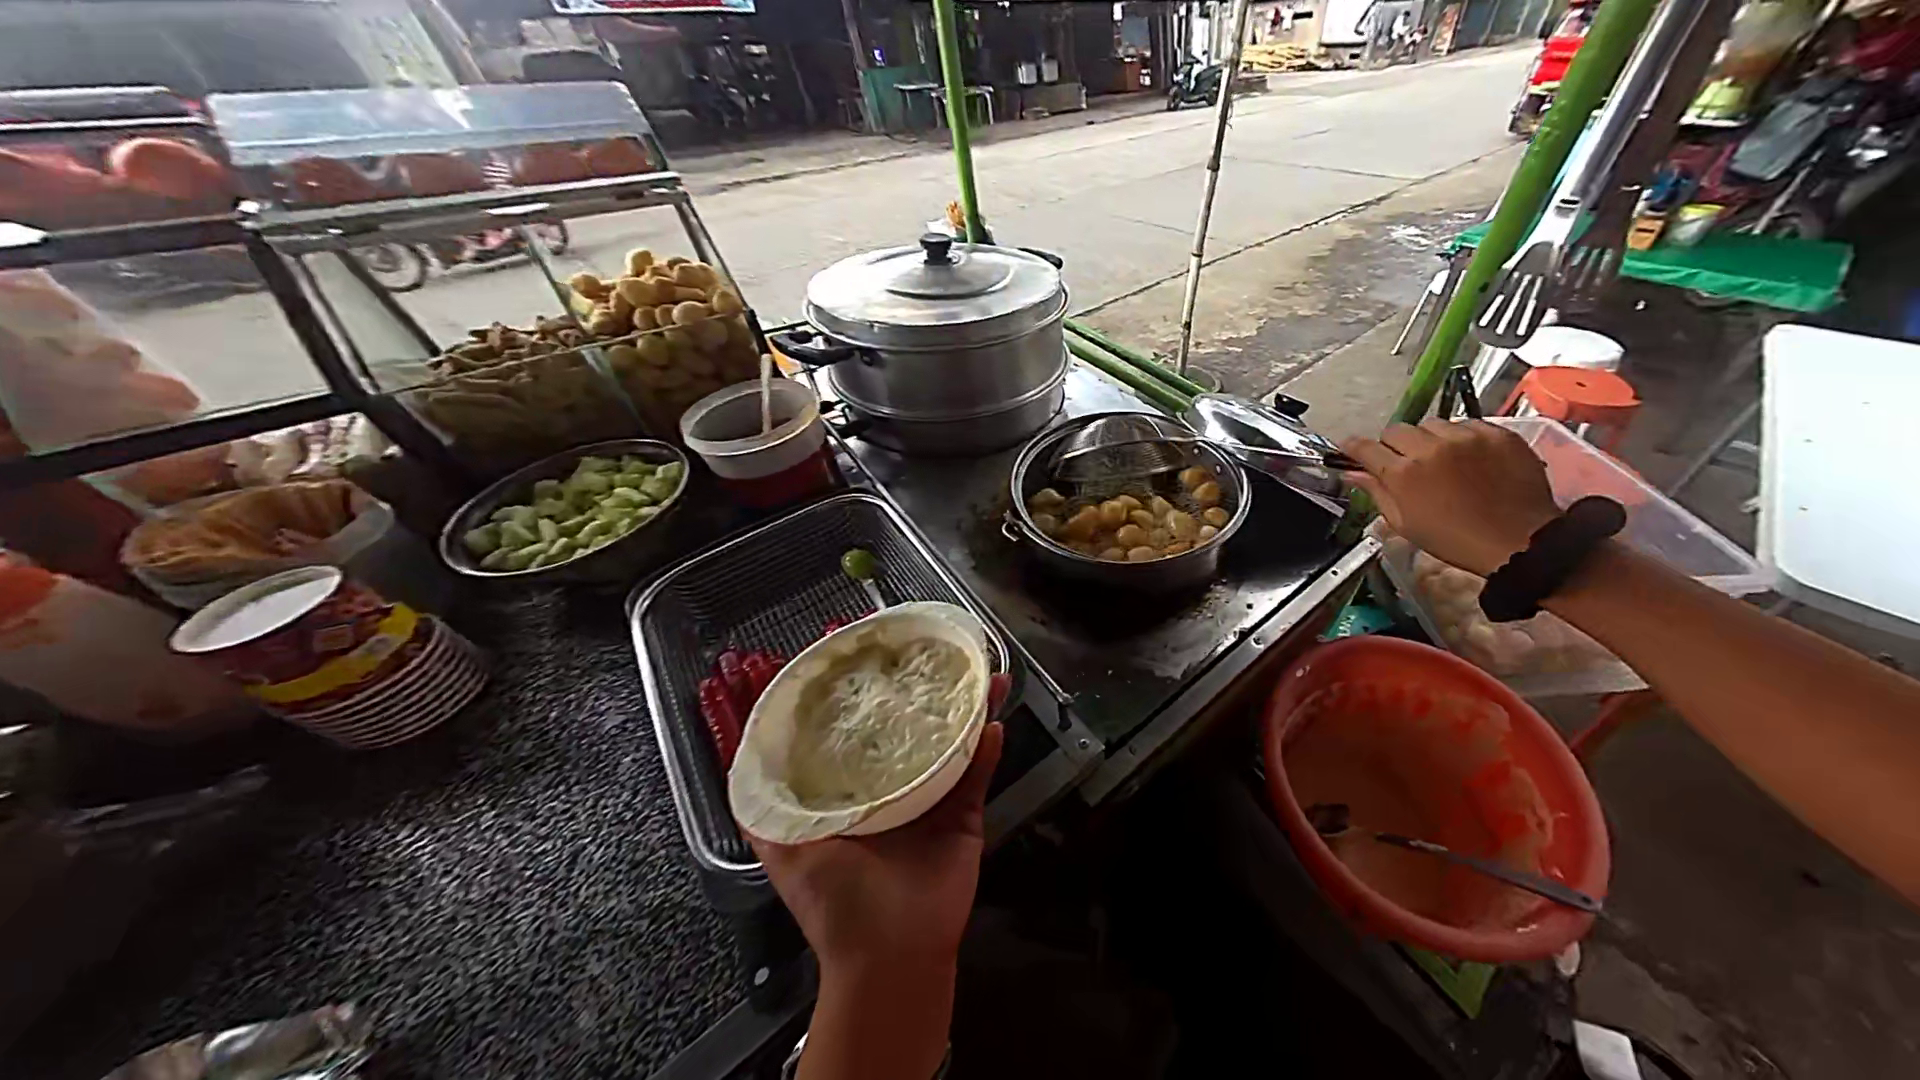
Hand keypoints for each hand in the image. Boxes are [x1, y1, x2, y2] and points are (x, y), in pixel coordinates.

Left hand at [747, 676, 1009, 981]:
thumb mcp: (784, 850)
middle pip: (911, 730)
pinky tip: (993, 719)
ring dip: (966, 710)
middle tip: (931, 654)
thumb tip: (744, 754)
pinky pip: (978, 774)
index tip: (869, 658)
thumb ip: (762, 809)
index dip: (866, 696)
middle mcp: (894, 787)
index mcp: (855, 791)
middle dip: (923, 695)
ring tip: (977, 673)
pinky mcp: (963, 816)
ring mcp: (932, 799)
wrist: (890, 956)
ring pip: (950, 743)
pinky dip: (987, 748)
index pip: (860, 733)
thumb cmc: (834, 902)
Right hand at [1341, 419, 1560, 576]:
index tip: (1350, 451)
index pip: (1365, 447)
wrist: (1519, 541)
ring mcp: (1467, 437)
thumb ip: (1376, 492)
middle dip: (1392, 444)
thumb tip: (1351, 474)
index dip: (1353, 448)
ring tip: (1438, 457)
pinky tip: (1467, 457)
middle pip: (1396, 429)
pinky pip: (1467, 424)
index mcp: (1403, 473)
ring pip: (1431, 424)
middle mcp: (1431, 448)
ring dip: (1427, 438)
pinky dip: (1460, 437)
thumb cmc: (1452, 539)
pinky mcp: (1497, 434)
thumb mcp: (1403, 523)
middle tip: (1402, 460)